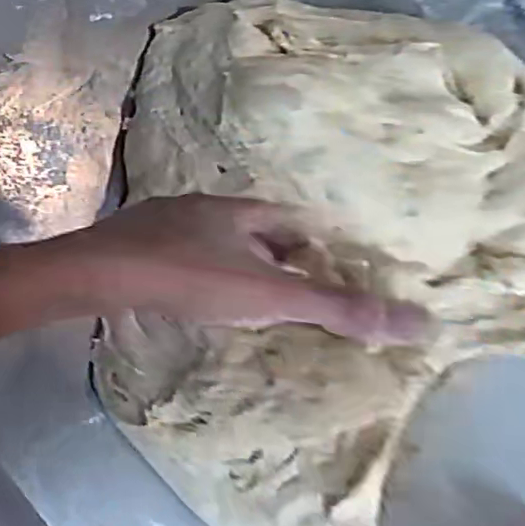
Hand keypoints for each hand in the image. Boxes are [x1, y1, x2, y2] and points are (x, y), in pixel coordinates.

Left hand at [62, 195, 430, 343]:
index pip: (284, 217)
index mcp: (229, 210)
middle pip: (243, 225)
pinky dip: (192, 267)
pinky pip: (171, 250)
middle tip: (292, 284)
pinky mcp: (126, 239)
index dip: (312, 241)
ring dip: (228, 259)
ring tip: (245, 291)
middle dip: (270, 251)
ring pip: (204, 237)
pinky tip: (189, 290)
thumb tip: (423, 320)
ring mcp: (153, 219)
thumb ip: (338, 306)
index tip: (331, 266)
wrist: (101, 271)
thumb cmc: (188, 276)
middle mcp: (190, 205)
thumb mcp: (270, 295)